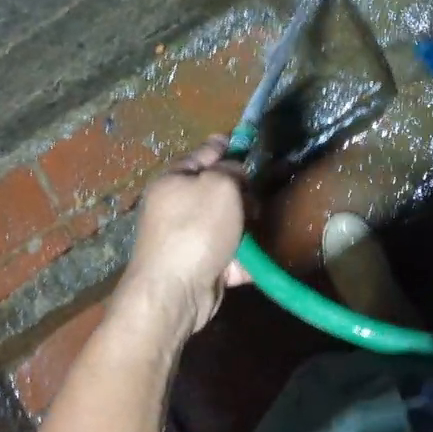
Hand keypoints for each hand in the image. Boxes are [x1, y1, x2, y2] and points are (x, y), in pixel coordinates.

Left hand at [117, 135, 251, 331]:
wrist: (176, 291)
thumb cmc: (196, 229)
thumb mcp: (220, 185)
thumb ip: (232, 170)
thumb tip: (235, 173)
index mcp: (173, 180)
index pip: (202, 154)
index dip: (223, 146)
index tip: (242, 140)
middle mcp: (175, 208)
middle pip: (217, 192)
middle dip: (242, 194)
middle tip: (257, 198)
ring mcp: (187, 239)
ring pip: (226, 225)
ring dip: (246, 229)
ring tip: (259, 229)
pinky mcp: (199, 267)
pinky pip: (229, 256)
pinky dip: (243, 260)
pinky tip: (256, 263)